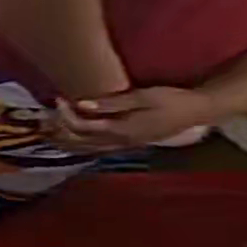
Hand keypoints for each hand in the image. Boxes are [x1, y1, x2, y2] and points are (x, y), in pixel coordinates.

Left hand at [49, 87, 222, 152]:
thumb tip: (81, 104)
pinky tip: (67, 139)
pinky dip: (78, 145)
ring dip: (64, 140)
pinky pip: (95, 149)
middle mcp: (120, 142)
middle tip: (45, 115)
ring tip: (48, 128)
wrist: (201, 111)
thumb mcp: (144, 97)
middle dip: (58, 129)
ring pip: (86, 148)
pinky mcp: (127, 144)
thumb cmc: (173, 100)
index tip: (58, 99)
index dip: (65, 114)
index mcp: (122, 130)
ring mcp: (124, 145)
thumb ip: (112, 103)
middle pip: (78, 141)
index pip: (82, 127)